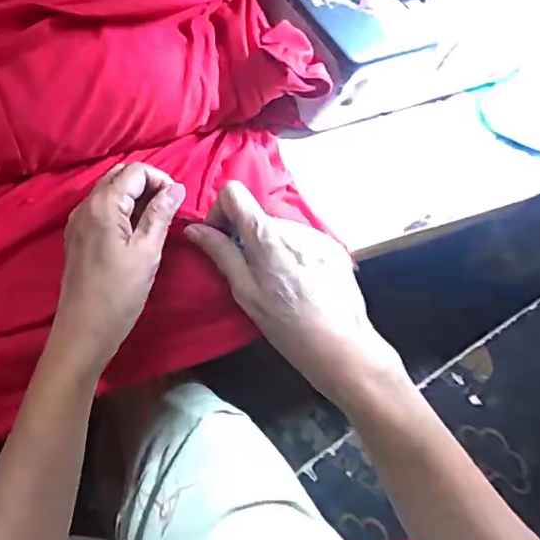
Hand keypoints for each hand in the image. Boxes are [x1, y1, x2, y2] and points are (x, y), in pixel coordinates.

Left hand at [50, 163, 184, 375]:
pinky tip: (135, 229)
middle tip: (168, 207)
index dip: (160, 179)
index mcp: (103, 205)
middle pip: (119, 175)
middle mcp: (85, 205)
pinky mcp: (76, 234)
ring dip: (134, 195)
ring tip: (156, 218)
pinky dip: (120, 207)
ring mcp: (77, 220)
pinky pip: (100, 206)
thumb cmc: (118, 295)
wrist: (82, 332)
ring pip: (109, 189)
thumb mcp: (147, 252)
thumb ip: (160, 215)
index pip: (135, 171)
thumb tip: (175, 189)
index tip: (176, 201)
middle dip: (147, 183)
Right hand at [185, 182, 404, 410]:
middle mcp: (291, 227)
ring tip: (276, 286)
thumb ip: (221, 254)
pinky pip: (300, 244)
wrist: (343, 347)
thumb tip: (196, 229)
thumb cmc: (288, 326)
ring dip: (269, 250)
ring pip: (278, 232)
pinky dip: (291, 258)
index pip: (234, 192)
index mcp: (265, 234)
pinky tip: (299, 289)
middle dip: (244, 237)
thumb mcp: (245, 292)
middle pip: (256, 216)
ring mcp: (314, 236)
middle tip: (246, 273)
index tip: (220, 239)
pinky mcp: (331, 249)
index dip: (220, 211)